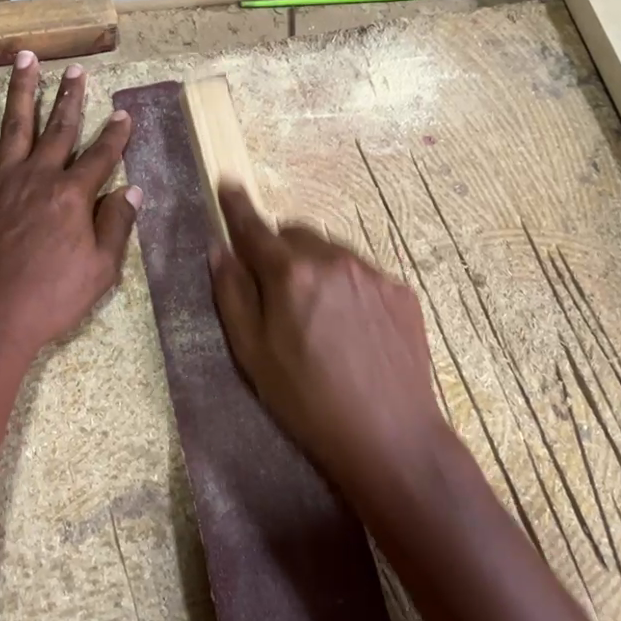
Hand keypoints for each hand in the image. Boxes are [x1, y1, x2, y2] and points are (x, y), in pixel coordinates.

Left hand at [0, 51, 140, 361]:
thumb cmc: (48, 300)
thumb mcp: (99, 272)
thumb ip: (115, 227)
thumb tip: (132, 191)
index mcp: (72, 197)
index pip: (101, 156)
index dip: (116, 135)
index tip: (123, 113)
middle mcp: (38, 177)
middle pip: (59, 129)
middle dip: (71, 97)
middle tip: (77, 70)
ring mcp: (1, 180)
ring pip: (15, 125)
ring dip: (22, 89)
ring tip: (26, 58)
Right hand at [209, 187, 447, 492]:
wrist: (389, 438)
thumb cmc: (305, 400)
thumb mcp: (251, 352)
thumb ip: (231, 293)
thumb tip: (219, 249)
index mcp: (290, 273)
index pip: (254, 227)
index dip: (237, 205)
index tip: (228, 183)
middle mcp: (333, 260)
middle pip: (294, 234)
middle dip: (278, 249)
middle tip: (273, 290)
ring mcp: (373, 274)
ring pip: (329, 252)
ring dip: (313, 266)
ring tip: (315, 316)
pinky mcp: (401, 292)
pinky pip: (361, 273)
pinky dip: (345, 286)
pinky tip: (348, 328)